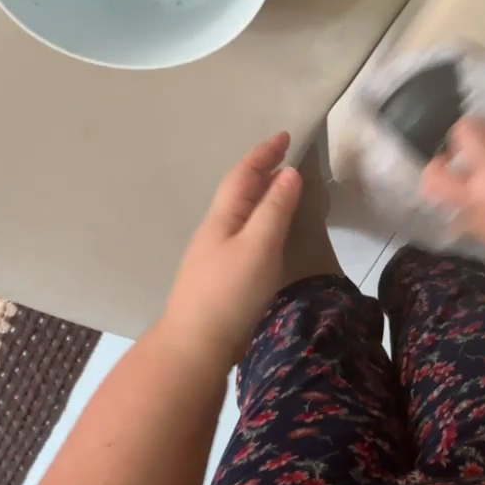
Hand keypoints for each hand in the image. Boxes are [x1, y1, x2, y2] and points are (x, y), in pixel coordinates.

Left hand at [160, 132, 302, 359]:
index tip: (286, 136)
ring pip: (241, 213)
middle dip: (262, 170)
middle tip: (287, 157)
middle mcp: (216, 231)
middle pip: (239, 191)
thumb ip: (275, 209)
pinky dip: (262, 220)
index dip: (264, 153)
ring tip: (284, 189)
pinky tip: (271, 235)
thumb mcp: (258, 246)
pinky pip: (245, 233)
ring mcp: (216, 255)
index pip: (244, 174)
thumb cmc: (228, 293)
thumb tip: (289, 173)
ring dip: (262, 194)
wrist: (194, 348)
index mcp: (222, 218)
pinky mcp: (222, 277)